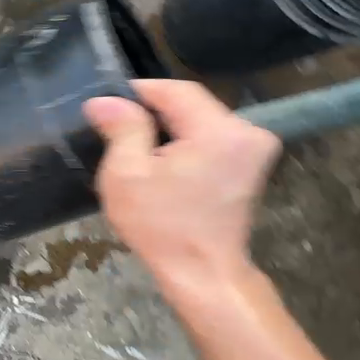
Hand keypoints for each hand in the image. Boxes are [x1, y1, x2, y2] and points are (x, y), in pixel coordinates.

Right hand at [83, 79, 280, 298]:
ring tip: (132, 148)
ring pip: (200, 122)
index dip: (138, 91)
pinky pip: (211, 139)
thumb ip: (122, 130)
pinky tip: (159, 162)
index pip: (177, 91)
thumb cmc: (159, 223)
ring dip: (166, 129)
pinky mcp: (251, 164)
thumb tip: (104, 101)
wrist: (201, 268)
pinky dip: (183, 143)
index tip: (104, 103)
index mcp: (220, 131)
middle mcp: (248, 132)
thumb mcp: (126, 174)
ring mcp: (255, 149)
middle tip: (112, 129)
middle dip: (151, 113)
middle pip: (192, 105)